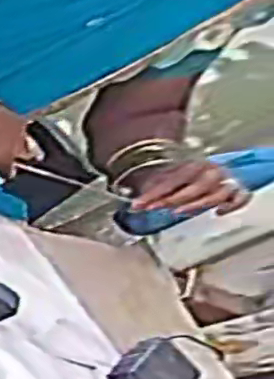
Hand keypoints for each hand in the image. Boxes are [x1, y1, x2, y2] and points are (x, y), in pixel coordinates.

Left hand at [128, 160, 251, 215]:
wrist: (182, 178)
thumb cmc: (167, 181)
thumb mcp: (155, 184)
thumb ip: (149, 194)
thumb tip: (136, 206)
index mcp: (193, 166)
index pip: (177, 179)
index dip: (156, 193)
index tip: (137, 205)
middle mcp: (214, 172)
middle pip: (200, 186)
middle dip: (174, 199)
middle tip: (154, 208)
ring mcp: (227, 181)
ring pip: (221, 192)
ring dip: (198, 204)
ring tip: (178, 212)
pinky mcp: (235, 191)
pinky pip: (242, 197)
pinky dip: (234, 204)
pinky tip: (218, 212)